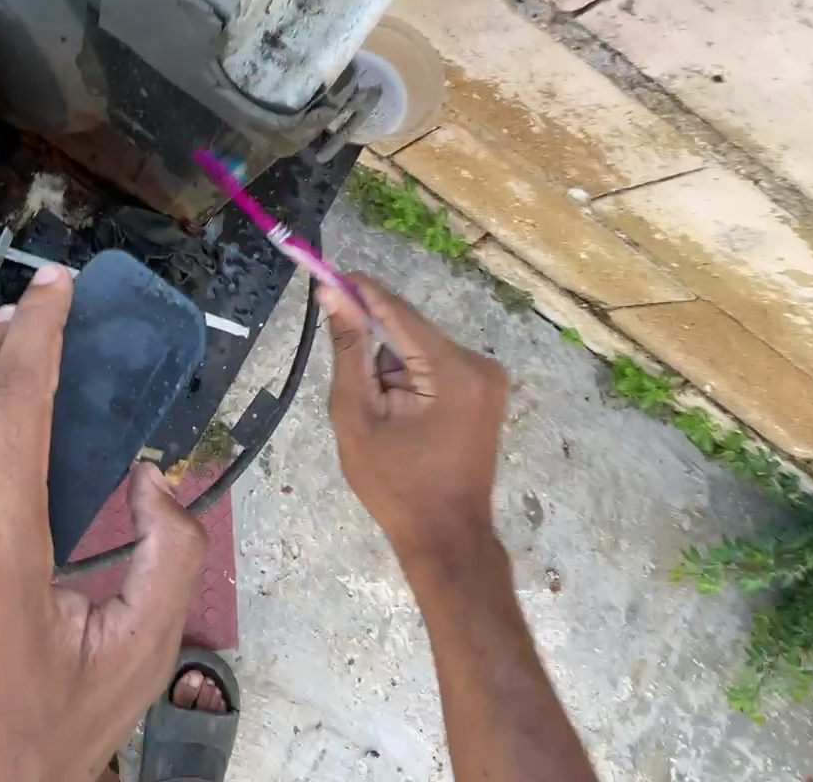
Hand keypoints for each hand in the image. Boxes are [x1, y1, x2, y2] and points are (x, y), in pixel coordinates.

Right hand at [321, 274, 509, 560]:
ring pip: (418, 346)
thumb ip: (348, 350)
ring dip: (388, 363)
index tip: (325, 274)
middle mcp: (479, 364)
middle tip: (345, 373)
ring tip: (375, 410)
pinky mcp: (483, 389)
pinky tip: (394, 410)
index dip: (360, 290)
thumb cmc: (394, 484)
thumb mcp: (357, 414)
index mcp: (452, 371)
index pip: (397, 312)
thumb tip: (333, 295)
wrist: (446, 537)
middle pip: (409, 328)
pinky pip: (432, 364)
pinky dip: (405, 376)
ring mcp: (487, 377)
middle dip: (371, 340)